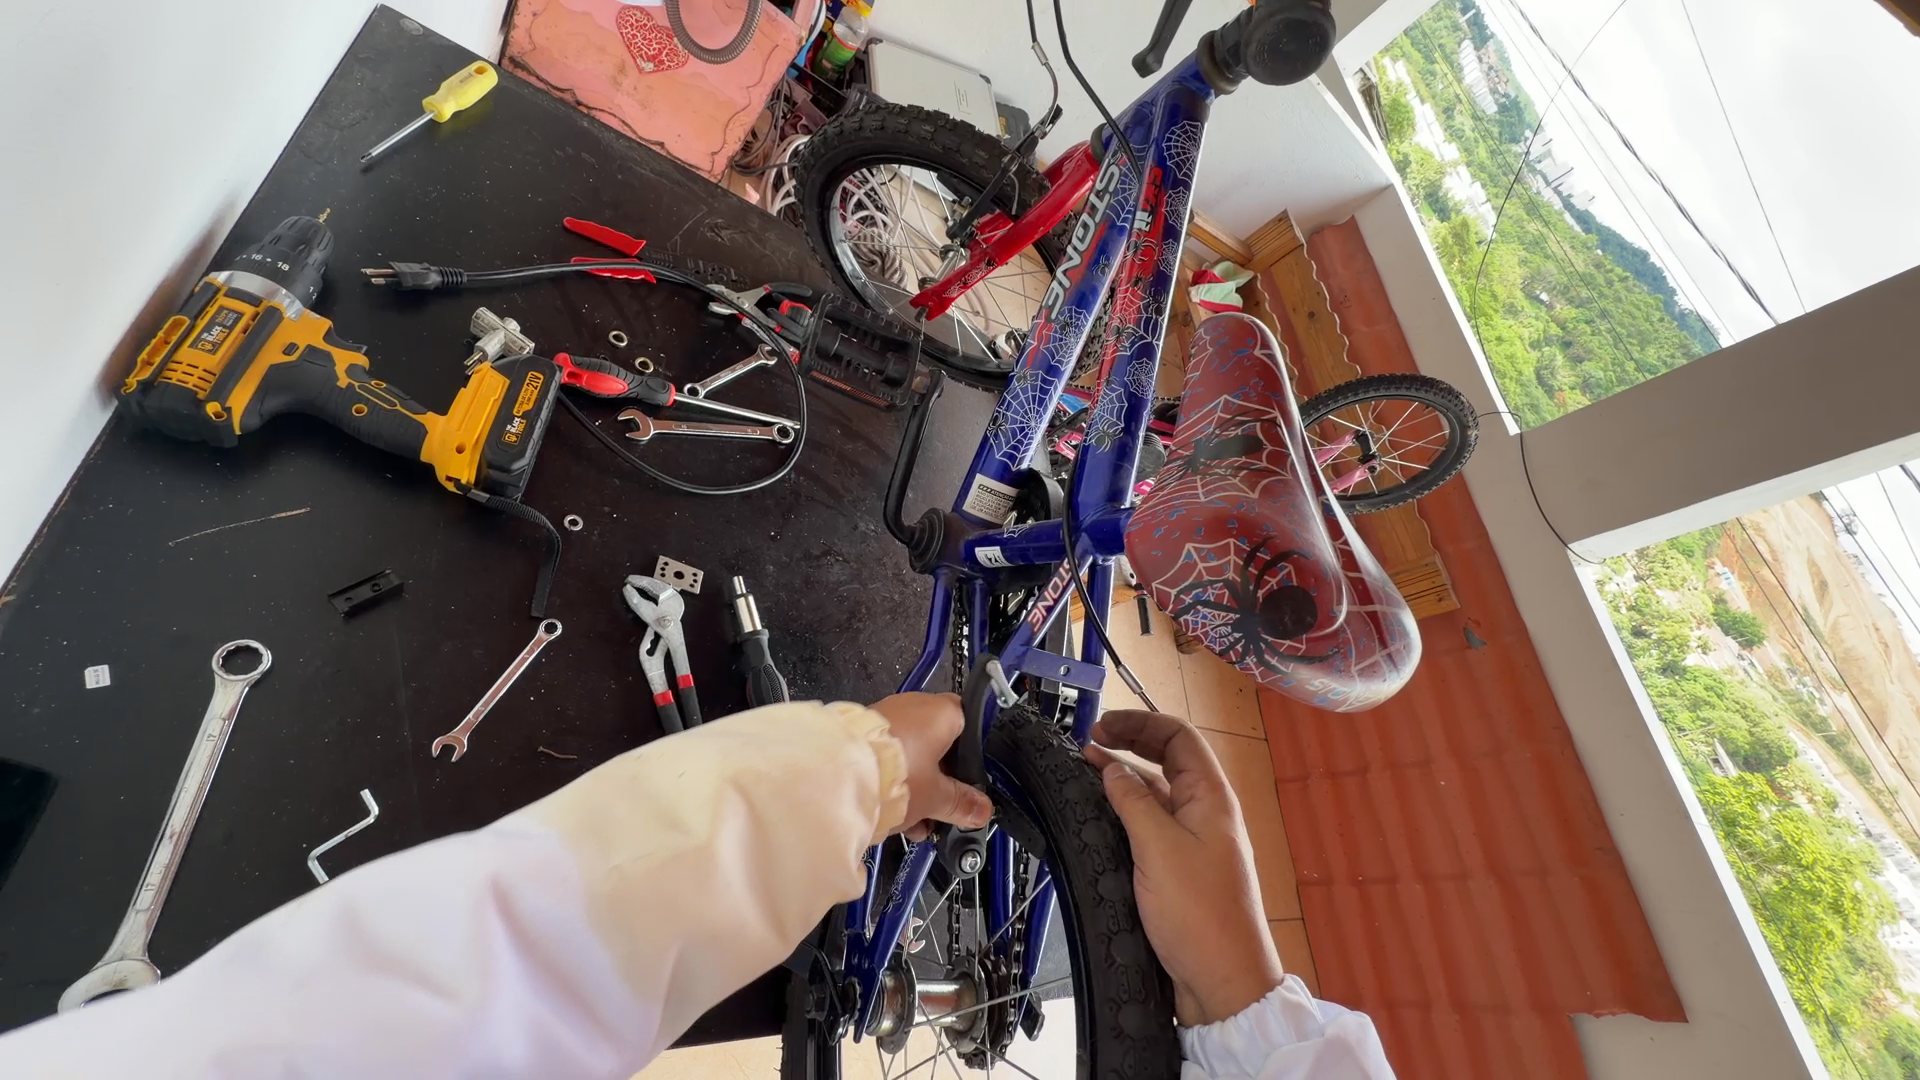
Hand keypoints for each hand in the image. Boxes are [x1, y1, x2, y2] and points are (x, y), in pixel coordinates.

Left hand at [869, 693, 992, 839]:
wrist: (838, 774)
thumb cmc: (902, 777)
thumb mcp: (937, 797)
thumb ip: (961, 802)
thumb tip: (982, 810)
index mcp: (943, 711)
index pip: (971, 722)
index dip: (974, 753)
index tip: (972, 782)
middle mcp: (917, 704)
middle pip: (940, 742)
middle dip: (942, 779)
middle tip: (944, 810)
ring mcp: (888, 715)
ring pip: (915, 753)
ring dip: (919, 785)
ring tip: (918, 823)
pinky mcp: (864, 732)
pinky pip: (891, 756)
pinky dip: (897, 781)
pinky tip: (896, 815)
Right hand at [1085, 710, 1283, 1026]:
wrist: (1221, 982)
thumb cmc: (1198, 913)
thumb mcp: (1158, 847)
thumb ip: (1132, 801)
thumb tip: (1110, 768)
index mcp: (1210, 796)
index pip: (1178, 736)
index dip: (1140, 723)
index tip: (1103, 726)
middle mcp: (1204, 809)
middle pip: (1167, 757)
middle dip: (1130, 741)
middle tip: (1092, 738)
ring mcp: (1192, 835)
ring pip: (1155, 787)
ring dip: (1124, 772)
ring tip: (1087, 763)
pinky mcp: (1178, 861)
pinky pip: (1150, 818)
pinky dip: (1125, 804)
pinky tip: (1101, 805)